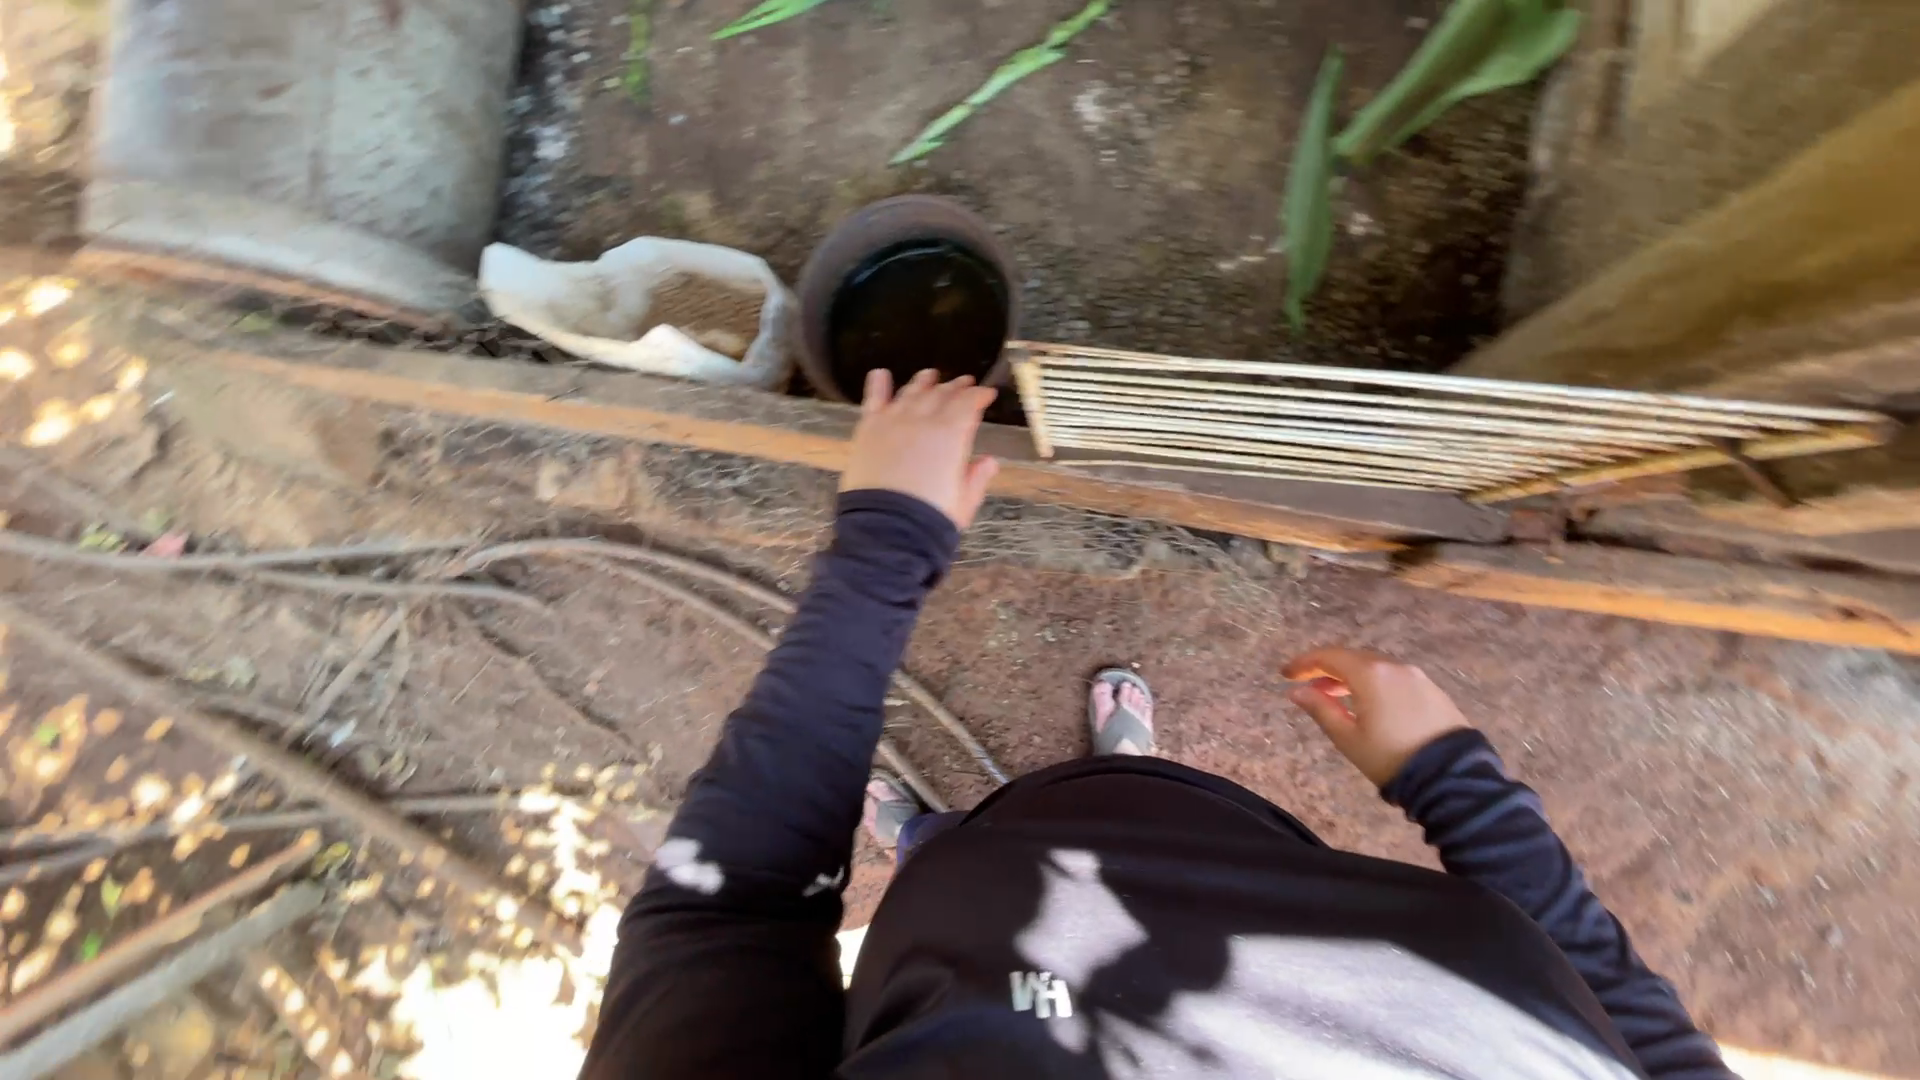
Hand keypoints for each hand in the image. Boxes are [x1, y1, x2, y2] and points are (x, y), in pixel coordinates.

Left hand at [841, 369, 999, 528]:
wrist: (888, 530)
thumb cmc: (931, 519)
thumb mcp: (964, 502)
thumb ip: (976, 478)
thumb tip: (989, 461)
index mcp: (951, 436)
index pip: (968, 404)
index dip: (979, 395)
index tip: (986, 393)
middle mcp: (923, 421)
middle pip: (941, 394)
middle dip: (955, 387)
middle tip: (963, 382)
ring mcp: (893, 422)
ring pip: (911, 393)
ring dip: (923, 382)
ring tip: (930, 375)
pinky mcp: (868, 431)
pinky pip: (874, 400)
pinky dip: (878, 385)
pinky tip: (880, 373)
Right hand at [1282, 647, 1471, 786]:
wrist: (1454, 779)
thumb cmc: (1391, 758)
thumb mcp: (1348, 737)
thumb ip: (1320, 709)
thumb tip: (1296, 691)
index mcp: (1370, 674)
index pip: (1328, 657)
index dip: (1303, 663)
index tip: (1285, 674)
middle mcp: (1394, 667)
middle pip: (1352, 658)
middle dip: (1326, 669)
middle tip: (1307, 685)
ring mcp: (1418, 678)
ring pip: (1374, 668)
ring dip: (1350, 677)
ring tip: (1333, 696)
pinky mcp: (1433, 692)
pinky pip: (1393, 679)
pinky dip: (1373, 684)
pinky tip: (1367, 703)